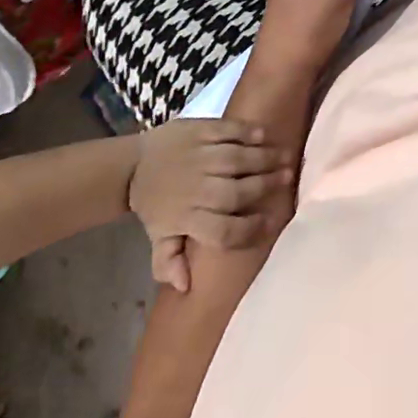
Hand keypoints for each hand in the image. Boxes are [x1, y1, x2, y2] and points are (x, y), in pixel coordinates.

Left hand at [130, 118, 292, 292]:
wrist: (130, 166)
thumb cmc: (153, 203)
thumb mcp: (159, 237)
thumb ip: (170, 260)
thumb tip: (184, 286)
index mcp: (187, 218)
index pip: (224, 230)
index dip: (251, 229)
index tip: (271, 222)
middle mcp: (196, 188)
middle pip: (237, 192)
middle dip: (266, 186)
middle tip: (288, 179)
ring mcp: (197, 156)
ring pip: (236, 158)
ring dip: (263, 158)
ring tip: (284, 157)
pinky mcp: (197, 131)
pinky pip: (226, 131)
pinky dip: (246, 133)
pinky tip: (263, 135)